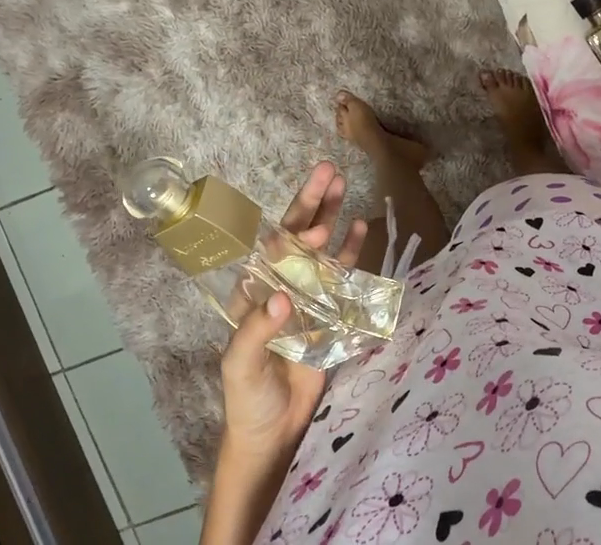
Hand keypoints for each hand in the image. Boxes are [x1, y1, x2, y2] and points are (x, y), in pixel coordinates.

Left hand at [217, 162, 367, 470]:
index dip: (292, 235)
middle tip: (327, 170)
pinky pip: (342, 273)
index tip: (314, 234)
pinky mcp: (331, 310)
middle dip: (311, 202)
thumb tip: (281, 295)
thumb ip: (256, 330)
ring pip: (321, 245)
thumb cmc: (248, 397)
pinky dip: (351, 248)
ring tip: (343, 182)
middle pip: (296, 234)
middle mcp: (282, 284)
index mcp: (256, 292)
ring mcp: (308, 294)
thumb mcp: (240, 366)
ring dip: (331, 215)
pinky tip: (360, 225)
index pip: (273, 250)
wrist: (274, 430)